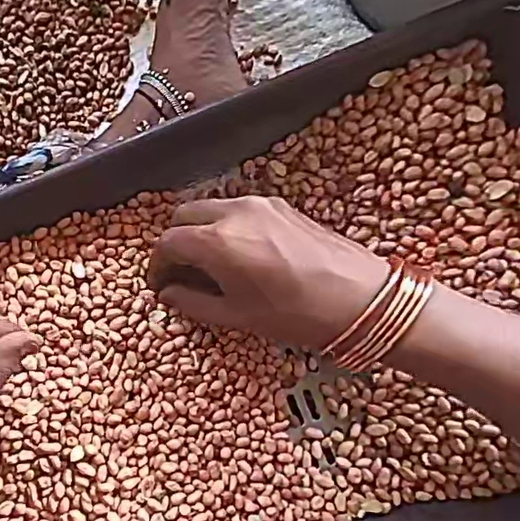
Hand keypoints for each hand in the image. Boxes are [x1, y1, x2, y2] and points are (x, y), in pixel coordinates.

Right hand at [146, 196, 387, 350]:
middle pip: (184, 216)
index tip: (160, 284)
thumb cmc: (296, 314)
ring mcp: (261, 204)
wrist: (362, 299)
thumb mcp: (237, 316)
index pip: (167, 243)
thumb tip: (169, 293)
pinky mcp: (281, 206)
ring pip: (211, 208)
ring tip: (209, 266)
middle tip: (180, 273)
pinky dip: (225, 227)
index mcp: (217, 241)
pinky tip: (238, 255)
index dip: (157, 265)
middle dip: (175, 242)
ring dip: (200, 232)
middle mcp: (234, 212)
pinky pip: (238, 209)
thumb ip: (193, 302)